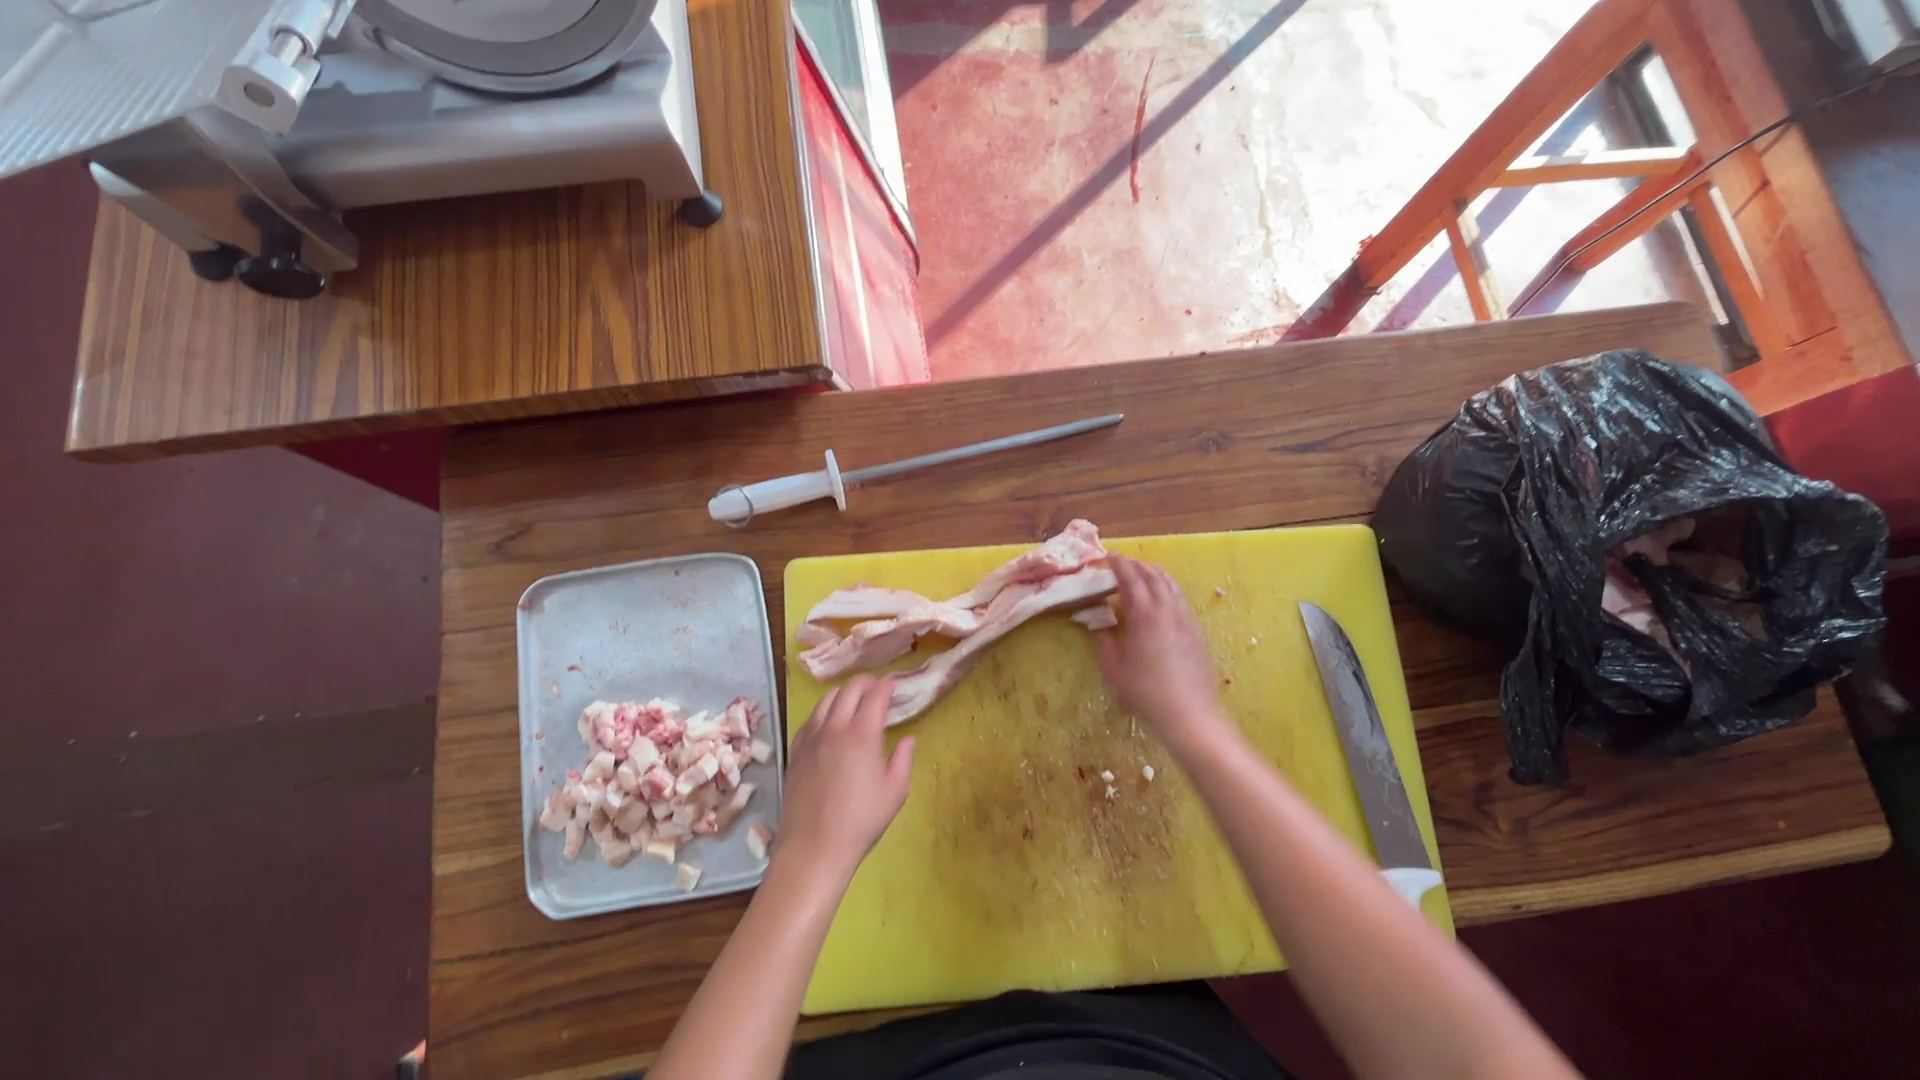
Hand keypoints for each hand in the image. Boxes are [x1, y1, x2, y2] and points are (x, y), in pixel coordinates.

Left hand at [776, 675, 915, 883]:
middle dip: (865, 683)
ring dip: (843, 693)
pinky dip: (824, 711)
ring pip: (826, 701)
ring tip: (853, 699)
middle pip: (848, 691)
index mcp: (862, 734)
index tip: (894, 682)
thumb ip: (903, 760)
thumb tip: (908, 740)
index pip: (875, 696)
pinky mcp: (795, 751)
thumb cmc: (861, 821)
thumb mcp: (895, 791)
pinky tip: (829, 720)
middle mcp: (834, 727)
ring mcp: (811, 738)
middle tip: (877, 687)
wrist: (814, 845)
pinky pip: (810, 719)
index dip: (886, 685)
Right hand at [1096, 556, 1230, 752]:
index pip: (1130, 577)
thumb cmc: (1146, 692)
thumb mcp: (1113, 668)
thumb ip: (1104, 640)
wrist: (1190, 713)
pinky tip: (1159, 599)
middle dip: (1135, 565)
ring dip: (1152, 573)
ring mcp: (1185, 618)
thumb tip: (1099, 623)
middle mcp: (1167, 608)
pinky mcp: (1195, 630)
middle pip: (1152, 574)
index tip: (1105, 558)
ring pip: (1169, 584)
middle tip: (1119, 564)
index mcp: (1144, 613)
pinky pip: (1179, 598)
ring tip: (1139, 574)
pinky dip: (1166, 588)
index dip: (1117, 564)